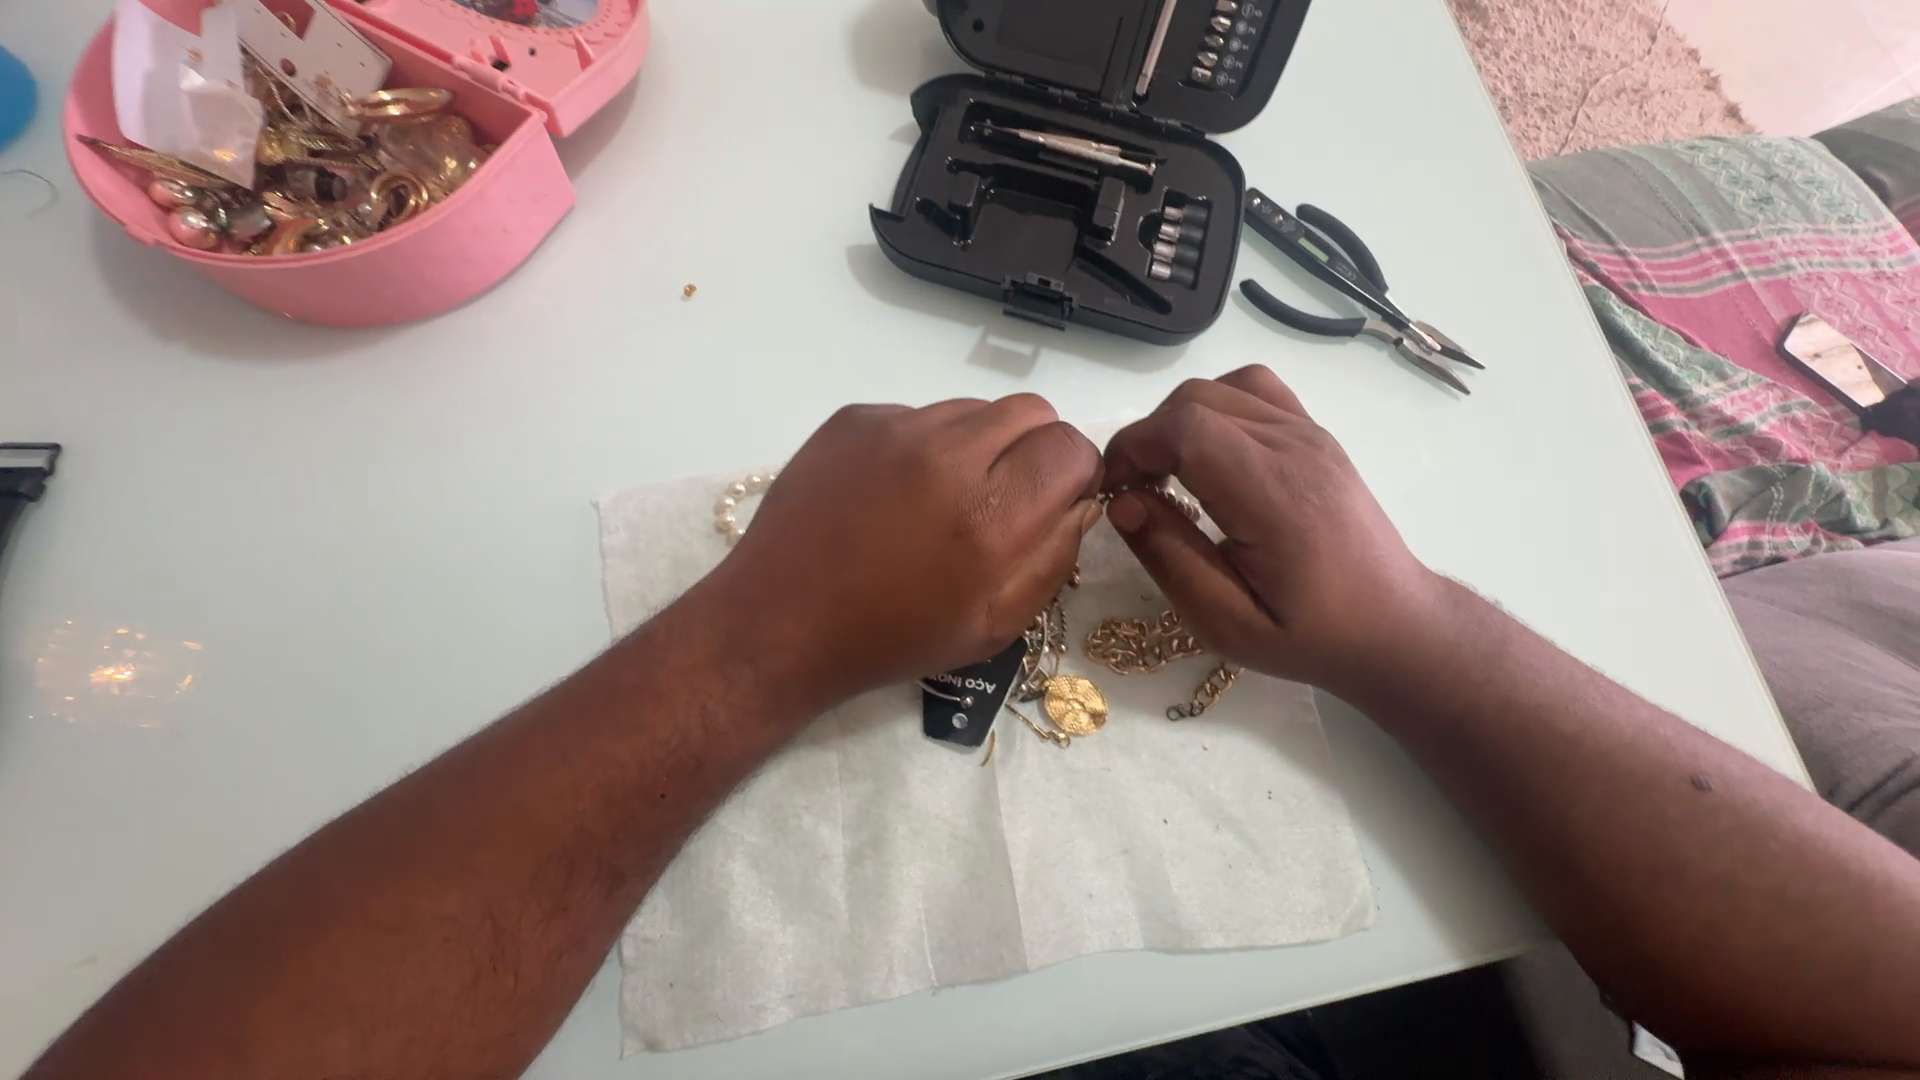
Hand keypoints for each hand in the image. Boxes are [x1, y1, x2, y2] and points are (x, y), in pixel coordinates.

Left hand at [705, 395, 1102, 707]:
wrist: (780, 621)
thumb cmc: (894, 637)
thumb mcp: (995, 625)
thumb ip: (1054, 557)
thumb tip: (1079, 501)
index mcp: (991, 516)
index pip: (1071, 447)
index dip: (1073, 474)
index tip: (1053, 500)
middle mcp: (947, 455)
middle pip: (1032, 411)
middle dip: (1033, 450)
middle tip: (1000, 498)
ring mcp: (895, 427)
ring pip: (974, 409)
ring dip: (977, 445)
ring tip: (937, 499)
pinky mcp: (854, 418)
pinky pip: (917, 414)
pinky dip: (923, 445)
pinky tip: (891, 492)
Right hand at [1102, 366, 1445, 693]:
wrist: (1393, 624)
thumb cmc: (1308, 634)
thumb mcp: (1225, 621)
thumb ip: (1169, 557)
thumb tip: (1122, 502)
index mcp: (1274, 494)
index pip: (1186, 429)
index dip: (1132, 449)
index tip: (1113, 492)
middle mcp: (1295, 447)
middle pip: (1195, 400)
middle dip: (1146, 438)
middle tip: (1133, 492)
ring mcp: (1310, 433)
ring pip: (1220, 388)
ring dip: (1176, 422)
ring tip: (1168, 473)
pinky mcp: (1315, 434)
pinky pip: (1252, 391)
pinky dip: (1214, 410)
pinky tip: (1208, 456)